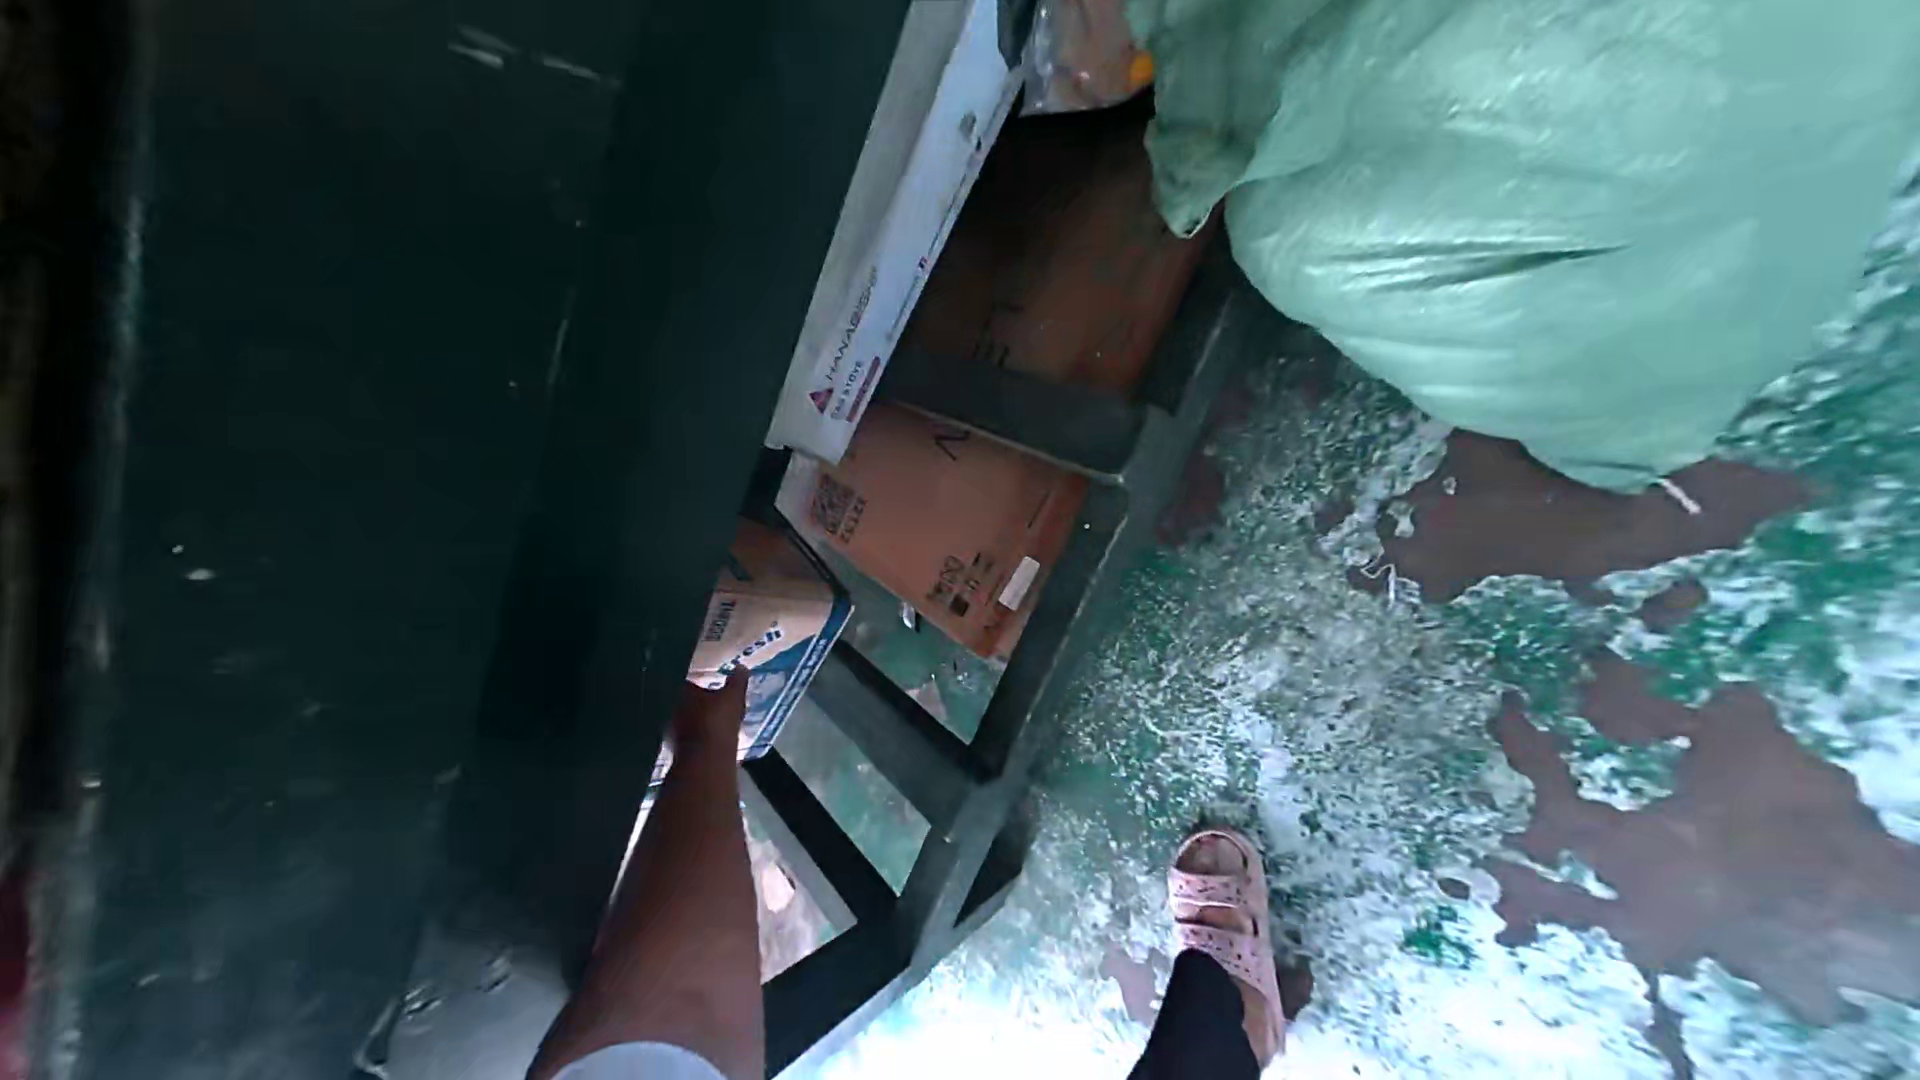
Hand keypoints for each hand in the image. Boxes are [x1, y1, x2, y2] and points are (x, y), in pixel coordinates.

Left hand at [670, 668, 748, 758]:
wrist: (706, 759)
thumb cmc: (718, 721)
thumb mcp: (734, 696)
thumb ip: (737, 680)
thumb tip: (741, 666)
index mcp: (681, 690)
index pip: (688, 679)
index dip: (700, 678)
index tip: (711, 680)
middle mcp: (671, 708)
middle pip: (684, 699)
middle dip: (698, 699)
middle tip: (714, 698)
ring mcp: (671, 729)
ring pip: (686, 718)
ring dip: (698, 718)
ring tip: (715, 718)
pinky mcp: (676, 748)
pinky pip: (689, 735)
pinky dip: (698, 734)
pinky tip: (711, 735)